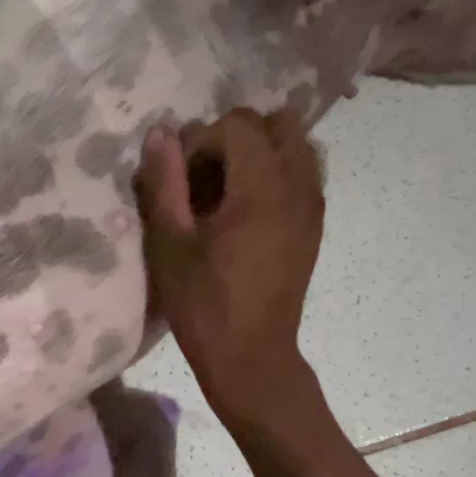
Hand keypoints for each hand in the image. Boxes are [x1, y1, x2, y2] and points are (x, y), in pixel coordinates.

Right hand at [136, 108, 325, 396]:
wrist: (250, 354)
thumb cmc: (202, 304)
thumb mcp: (169, 244)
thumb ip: (164, 183)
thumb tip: (160, 133)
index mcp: (262, 188)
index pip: (237, 124)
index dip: (200, 141)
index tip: (180, 181)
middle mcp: (299, 184)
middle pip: (275, 122)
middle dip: (234, 137)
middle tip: (203, 179)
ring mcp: (313, 203)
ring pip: (295, 143)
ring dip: (258, 152)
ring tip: (225, 191)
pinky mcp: (315, 222)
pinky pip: (303, 171)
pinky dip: (275, 173)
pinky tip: (245, 210)